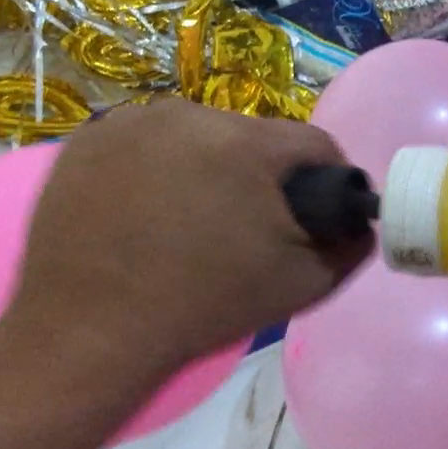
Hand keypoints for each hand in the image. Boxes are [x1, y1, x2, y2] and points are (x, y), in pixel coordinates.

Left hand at [0, 99, 371, 380]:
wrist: (89, 333)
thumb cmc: (206, 304)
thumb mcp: (304, 283)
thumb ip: (352, 245)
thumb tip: (362, 225)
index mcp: (246, 143)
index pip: (314, 143)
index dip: (327, 178)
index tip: (316, 214)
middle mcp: (188, 116)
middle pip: (255, 138)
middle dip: (264, 176)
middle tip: (251, 227)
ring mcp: (129, 124)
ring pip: (202, 138)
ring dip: (213, 169)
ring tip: (197, 221)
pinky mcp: (85, 140)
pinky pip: (149, 144)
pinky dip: (160, 169)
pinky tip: (151, 212)